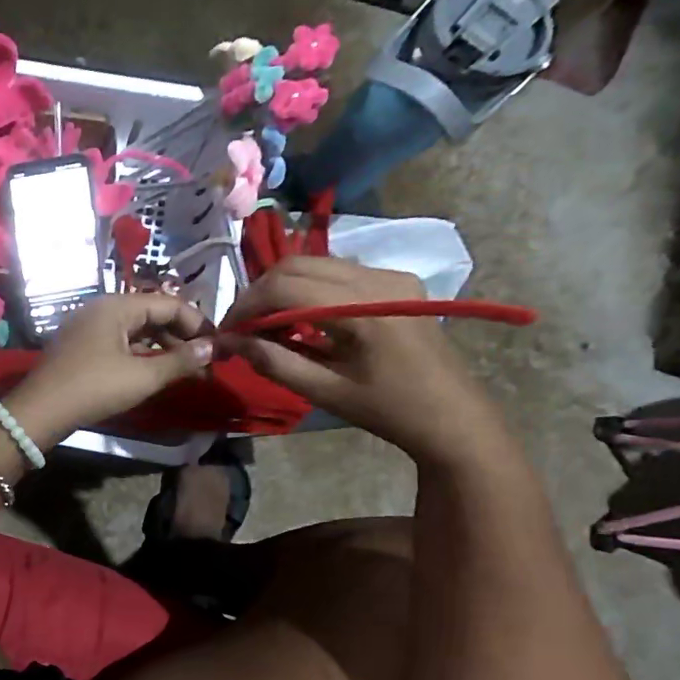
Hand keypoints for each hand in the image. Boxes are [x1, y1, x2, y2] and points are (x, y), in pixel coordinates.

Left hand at [4, 294, 214, 443]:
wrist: (39, 412)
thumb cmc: (94, 388)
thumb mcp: (142, 377)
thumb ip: (180, 361)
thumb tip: (212, 348)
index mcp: (117, 305)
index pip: (169, 303)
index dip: (197, 323)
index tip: (218, 346)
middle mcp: (102, 308)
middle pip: (153, 314)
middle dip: (181, 338)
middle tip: (205, 363)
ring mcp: (89, 327)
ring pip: (136, 330)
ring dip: (163, 348)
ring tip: (186, 372)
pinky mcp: (81, 347)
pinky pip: (120, 342)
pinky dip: (141, 355)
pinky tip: (156, 373)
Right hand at [219, 257, 503, 463]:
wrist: (452, 416)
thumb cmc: (388, 410)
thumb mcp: (324, 392)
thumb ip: (274, 362)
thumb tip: (230, 342)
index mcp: (363, 308)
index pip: (286, 286)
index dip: (247, 305)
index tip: (226, 332)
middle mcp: (377, 278)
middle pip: (297, 265)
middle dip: (260, 293)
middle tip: (242, 328)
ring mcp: (390, 275)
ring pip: (315, 264)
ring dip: (283, 289)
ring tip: (267, 326)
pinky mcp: (395, 280)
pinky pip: (337, 272)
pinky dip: (308, 289)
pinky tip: (300, 320)